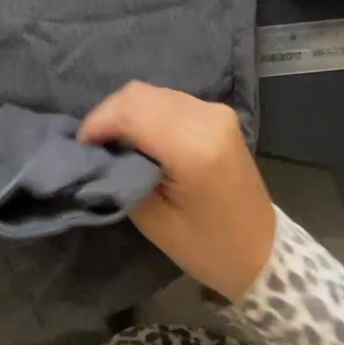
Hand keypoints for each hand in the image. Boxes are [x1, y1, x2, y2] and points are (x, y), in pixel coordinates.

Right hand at [78, 82, 275, 301]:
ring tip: (111, 142)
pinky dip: (146, 112)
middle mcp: (207, 118)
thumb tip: (99, 153)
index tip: (81, 146)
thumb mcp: (155, 223)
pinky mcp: (218, 113)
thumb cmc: (208, 248)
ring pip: (153, 93)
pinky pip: (169, 100)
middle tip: (92, 145)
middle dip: (109, 115)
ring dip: (127, 112)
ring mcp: (216, 112)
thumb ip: (124, 179)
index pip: (132, 112)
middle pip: (140, 94)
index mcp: (194, 147)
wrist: (262, 251)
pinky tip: (138, 137)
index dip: (98, 123)